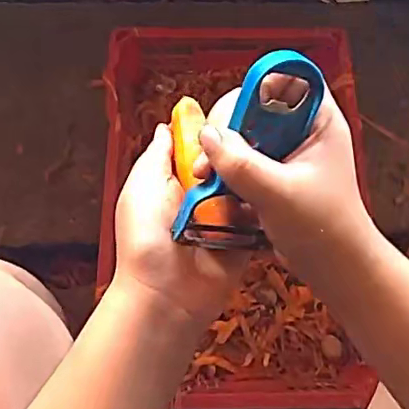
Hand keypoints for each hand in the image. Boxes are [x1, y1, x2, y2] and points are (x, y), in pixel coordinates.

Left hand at [112, 123, 248, 325]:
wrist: (165, 294)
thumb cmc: (143, 239)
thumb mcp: (141, 184)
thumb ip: (157, 154)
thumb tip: (167, 128)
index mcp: (176, 179)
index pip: (201, 147)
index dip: (215, 132)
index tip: (234, 114)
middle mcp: (203, 195)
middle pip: (230, 160)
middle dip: (238, 151)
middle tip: (247, 145)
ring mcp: (226, 216)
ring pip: (249, 182)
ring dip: (251, 176)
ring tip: (259, 168)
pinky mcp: (245, 237)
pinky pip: (261, 213)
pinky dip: (264, 204)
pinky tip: (267, 192)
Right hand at [195, 83, 374, 260]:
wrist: (337, 270)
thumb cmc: (325, 230)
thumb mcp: (279, 194)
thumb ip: (241, 163)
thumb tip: (207, 137)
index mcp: (319, 120)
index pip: (287, 79)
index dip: (257, 89)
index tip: (234, 115)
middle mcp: (302, 128)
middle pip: (255, 105)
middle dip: (228, 126)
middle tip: (209, 152)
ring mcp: (286, 150)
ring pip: (244, 132)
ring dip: (221, 149)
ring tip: (206, 174)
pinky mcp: (273, 171)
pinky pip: (241, 157)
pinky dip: (225, 168)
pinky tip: (214, 185)